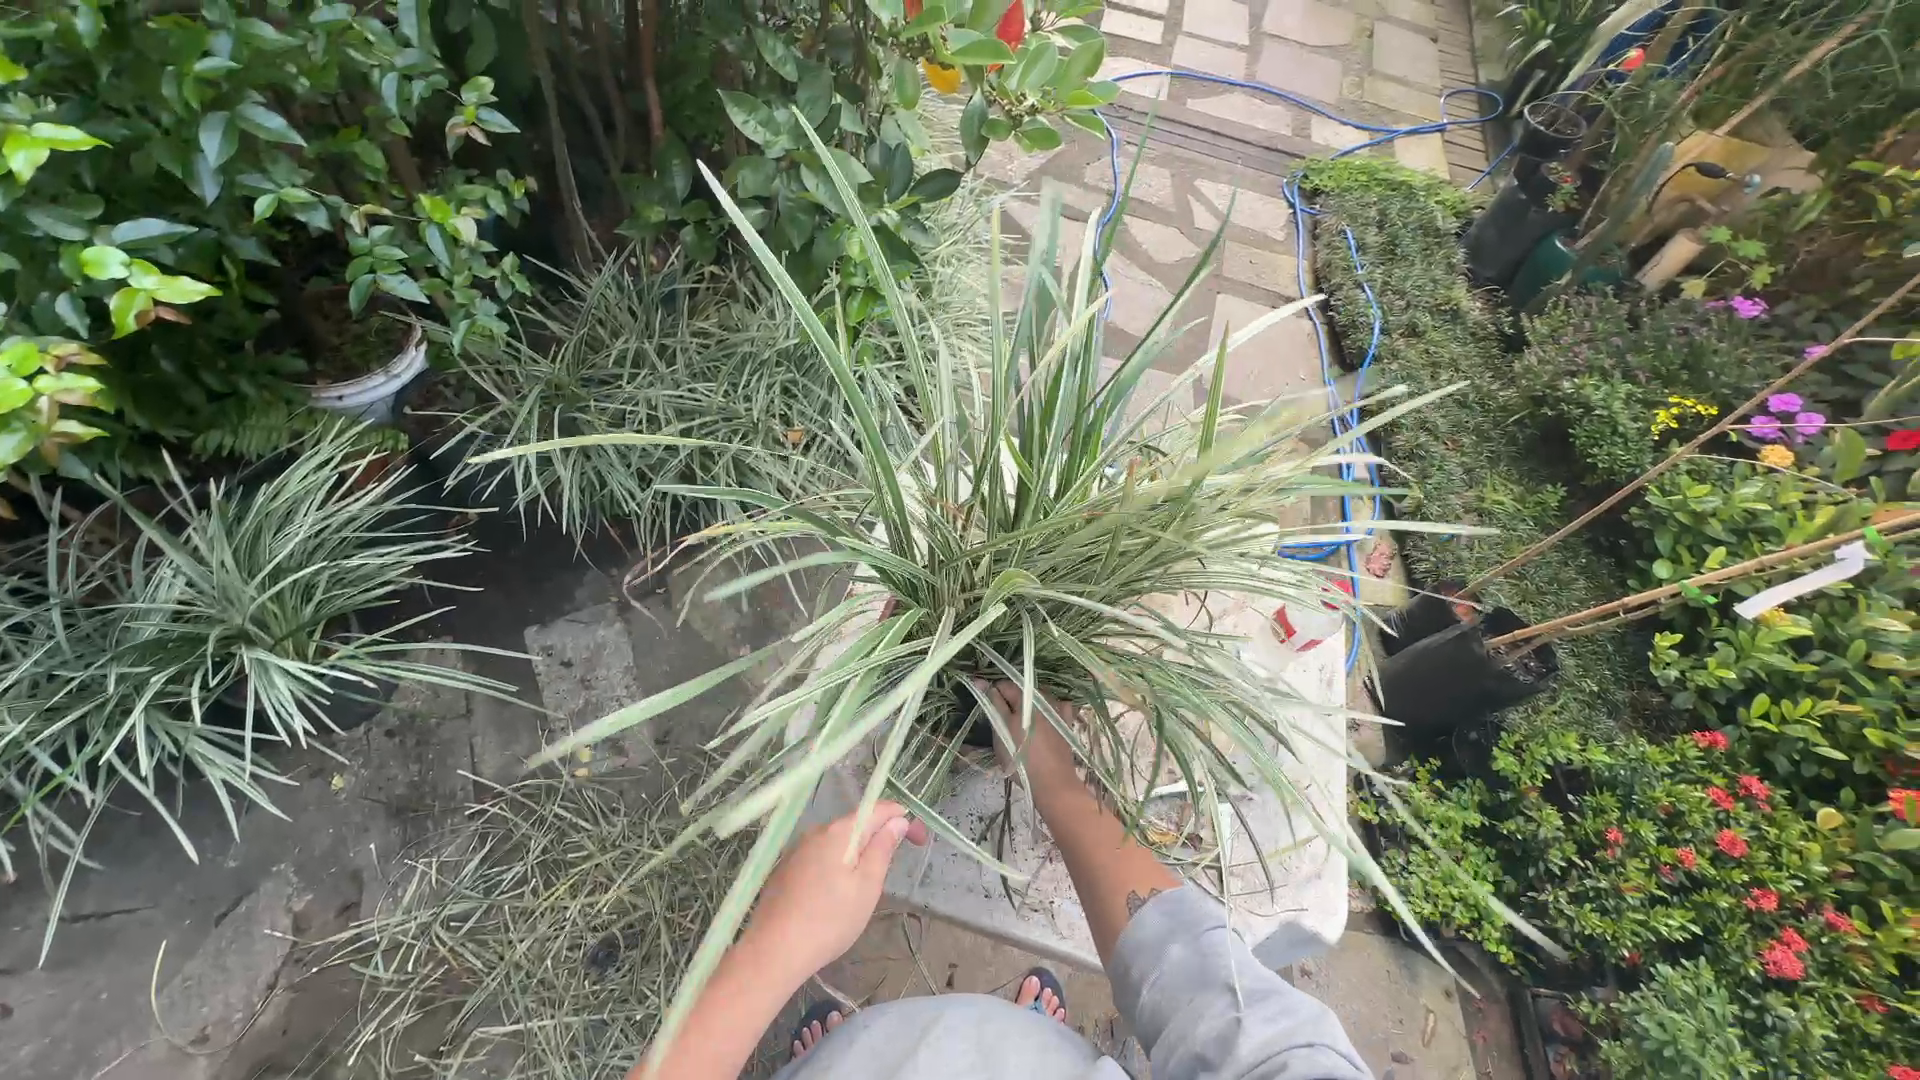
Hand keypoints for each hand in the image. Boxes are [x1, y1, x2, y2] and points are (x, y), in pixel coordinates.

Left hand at [740, 802, 928, 981]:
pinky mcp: (785, 869)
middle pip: (856, 825)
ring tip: (861, 892)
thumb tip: (897, 821)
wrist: (772, 952)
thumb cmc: (828, 920)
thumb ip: (883, 848)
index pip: (878, 808)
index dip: (903, 818)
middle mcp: (816, 831)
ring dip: (856, 856)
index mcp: (839, 831)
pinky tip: (833, 899)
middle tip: (890, 873)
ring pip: (837, 843)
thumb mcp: (867, 886)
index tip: (919, 841)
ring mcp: (797, 849)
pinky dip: (836, 867)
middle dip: (879, 839)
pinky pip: (820, 857)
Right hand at [975, 679, 1075, 781]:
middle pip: (1021, 693)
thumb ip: (992, 704)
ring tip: (1022, 730)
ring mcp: (1058, 710)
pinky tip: (1044, 724)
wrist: (1052, 782)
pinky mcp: (1067, 723)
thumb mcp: (1001, 730)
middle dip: (1010, 704)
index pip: (1004, 685)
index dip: (992, 696)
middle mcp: (1044, 697)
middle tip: (1003, 726)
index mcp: (1026, 696)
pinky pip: (1055, 710)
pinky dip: (1047, 713)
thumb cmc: (1020, 757)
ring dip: (1027, 709)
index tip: (989, 712)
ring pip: (1036, 701)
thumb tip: (981, 681)